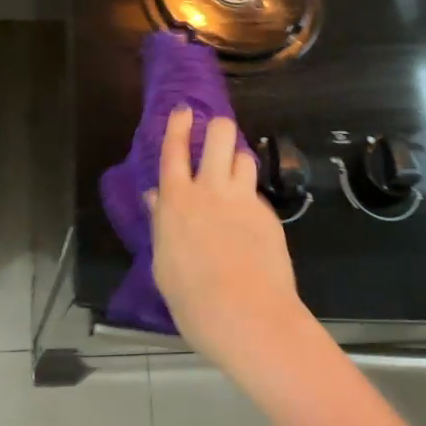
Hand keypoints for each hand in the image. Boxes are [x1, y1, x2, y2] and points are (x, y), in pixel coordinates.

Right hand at [146, 106, 308, 365]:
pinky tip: (249, 220)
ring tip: (234, 175)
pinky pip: (257, 194)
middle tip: (217, 136)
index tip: (183, 109)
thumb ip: (162, 224)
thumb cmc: (192, 300)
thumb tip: (156, 199)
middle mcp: (210, 190)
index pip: (174, 150)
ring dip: (238, 161)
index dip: (177, 125)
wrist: (247, 316)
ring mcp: (243, 199)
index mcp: (176, 201)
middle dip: (219, 127)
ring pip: (244, 157)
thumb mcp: (164, 264)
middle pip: (220, 135)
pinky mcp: (268, 215)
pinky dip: (251, 198)